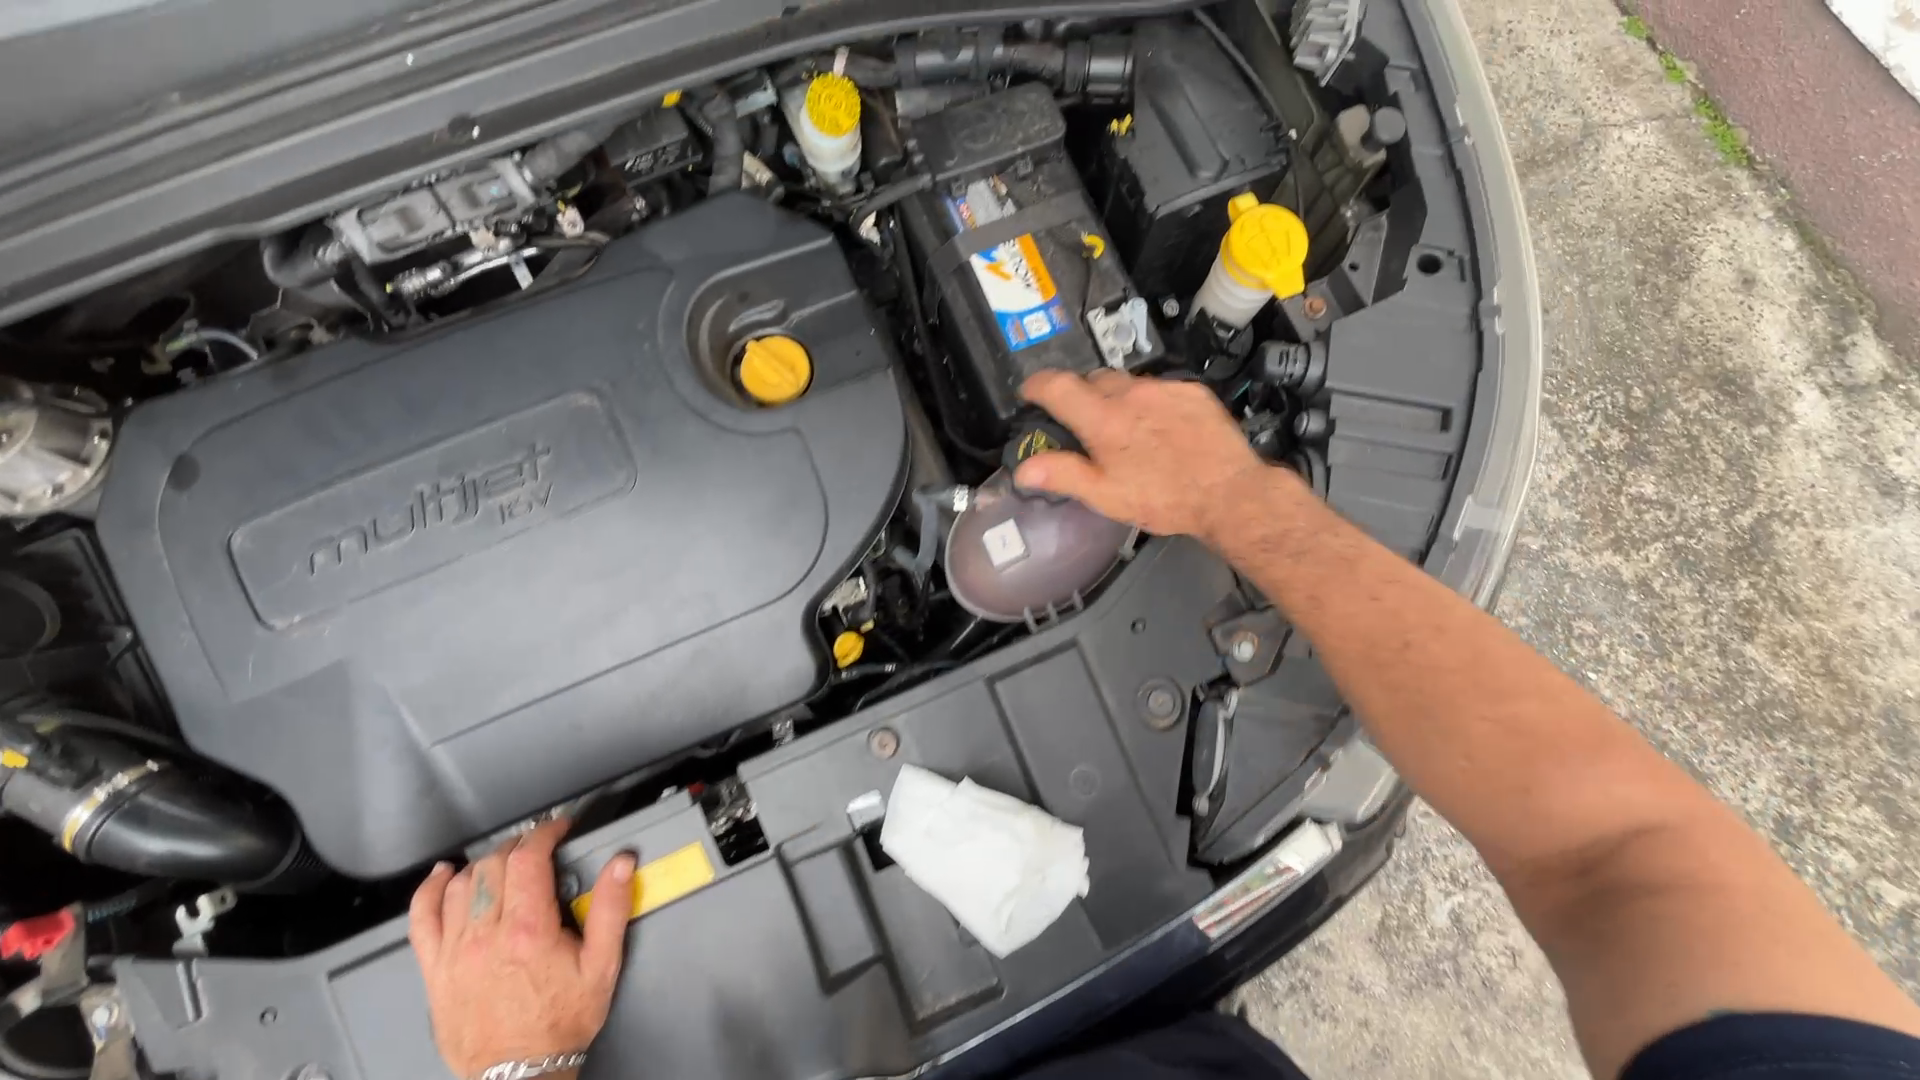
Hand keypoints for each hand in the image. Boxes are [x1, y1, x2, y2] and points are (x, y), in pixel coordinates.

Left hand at [409, 820, 636, 1079]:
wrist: (520, 1074)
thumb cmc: (563, 1020)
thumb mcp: (602, 965)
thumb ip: (612, 909)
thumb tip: (622, 864)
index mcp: (528, 930)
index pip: (528, 859)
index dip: (545, 833)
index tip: (559, 829)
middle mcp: (485, 936)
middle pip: (494, 865)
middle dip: (519, 845)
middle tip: (540, 847)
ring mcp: (453, 952)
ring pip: (462, 885)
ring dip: (486, 863)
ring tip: (506, 862)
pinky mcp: (433, 970)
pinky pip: (421, 918)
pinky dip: (430, 890)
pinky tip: (445, 875)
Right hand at [1014, 370, 1282, 544]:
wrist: (1229, 493)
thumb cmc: (1164, 499)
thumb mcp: (1106, 496)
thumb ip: (1063, 475)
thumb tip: (1023, 469)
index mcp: (1104, 420)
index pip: (1057, 386)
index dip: (1036, 385)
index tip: (1028, 391)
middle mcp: (1131, 394)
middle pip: (1091, 379)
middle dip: (1078, 393)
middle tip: (1079, 419)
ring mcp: (1164, 389)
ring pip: (1126, 382)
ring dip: (1115, 397)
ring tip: (1122, 426)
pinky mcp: (1192, 391)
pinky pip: (1159, 387)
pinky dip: (1148, 401)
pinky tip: (1158, 427)